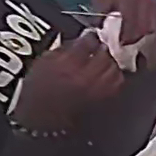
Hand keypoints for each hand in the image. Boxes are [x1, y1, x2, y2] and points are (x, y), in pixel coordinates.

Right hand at [9, 32, 125, 133]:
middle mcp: (85, 77)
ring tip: (104, 60)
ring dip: (111, 62)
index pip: (87, 43)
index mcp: (66, 65)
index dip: (90, 37)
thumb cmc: (38, 92)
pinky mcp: (104, 100)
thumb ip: (63, 49)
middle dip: (103, 49)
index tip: (91, 36)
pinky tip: (108, 75)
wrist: (42, 120)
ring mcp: (97, 90)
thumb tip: (81, 40)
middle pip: (105, 55)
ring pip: (114, 69)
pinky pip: (117, 83)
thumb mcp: (43, 64)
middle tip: (99, 47)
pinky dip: (115, 76)